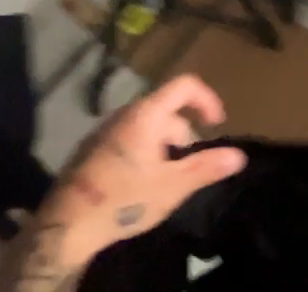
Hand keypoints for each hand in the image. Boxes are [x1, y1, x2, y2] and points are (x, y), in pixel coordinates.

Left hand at [41, 74, 247, 268]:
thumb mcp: (172, 186)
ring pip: (148, 125)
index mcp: (146, 113)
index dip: (207, 98)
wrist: (68, 222)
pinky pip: (130, 135)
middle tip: (189, 168)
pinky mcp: (95, 145)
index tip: (217, 124)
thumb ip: (206, 167)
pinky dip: (145, 149)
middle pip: (167, 109)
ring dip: (165, 144)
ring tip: (167, 179)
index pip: (184, 85)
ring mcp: (107, 127)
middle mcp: (126, 112)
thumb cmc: (124, 198)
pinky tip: (141, 182)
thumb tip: (239, 155)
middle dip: (185, 134)